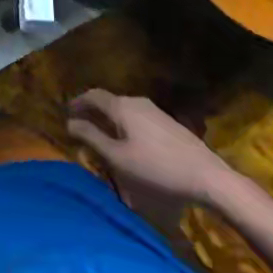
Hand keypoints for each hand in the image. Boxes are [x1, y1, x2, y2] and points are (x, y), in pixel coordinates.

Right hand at [67, 90, 235, 205]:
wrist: (207, 177)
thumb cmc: (156, 170)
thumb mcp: (117, 159)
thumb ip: (91, 138)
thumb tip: (70, 123)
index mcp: (122, 107)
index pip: (93, 95)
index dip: (77, 103)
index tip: (66, 113)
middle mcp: (137, 102)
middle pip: (108, 101)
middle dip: (92, 112)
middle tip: (80, 127)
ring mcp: (155, 111)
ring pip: (124, 111)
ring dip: (109, 120)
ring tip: (101, 138)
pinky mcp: (167, 124)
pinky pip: (137, 118)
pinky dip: (124, 126)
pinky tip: (127, 144)